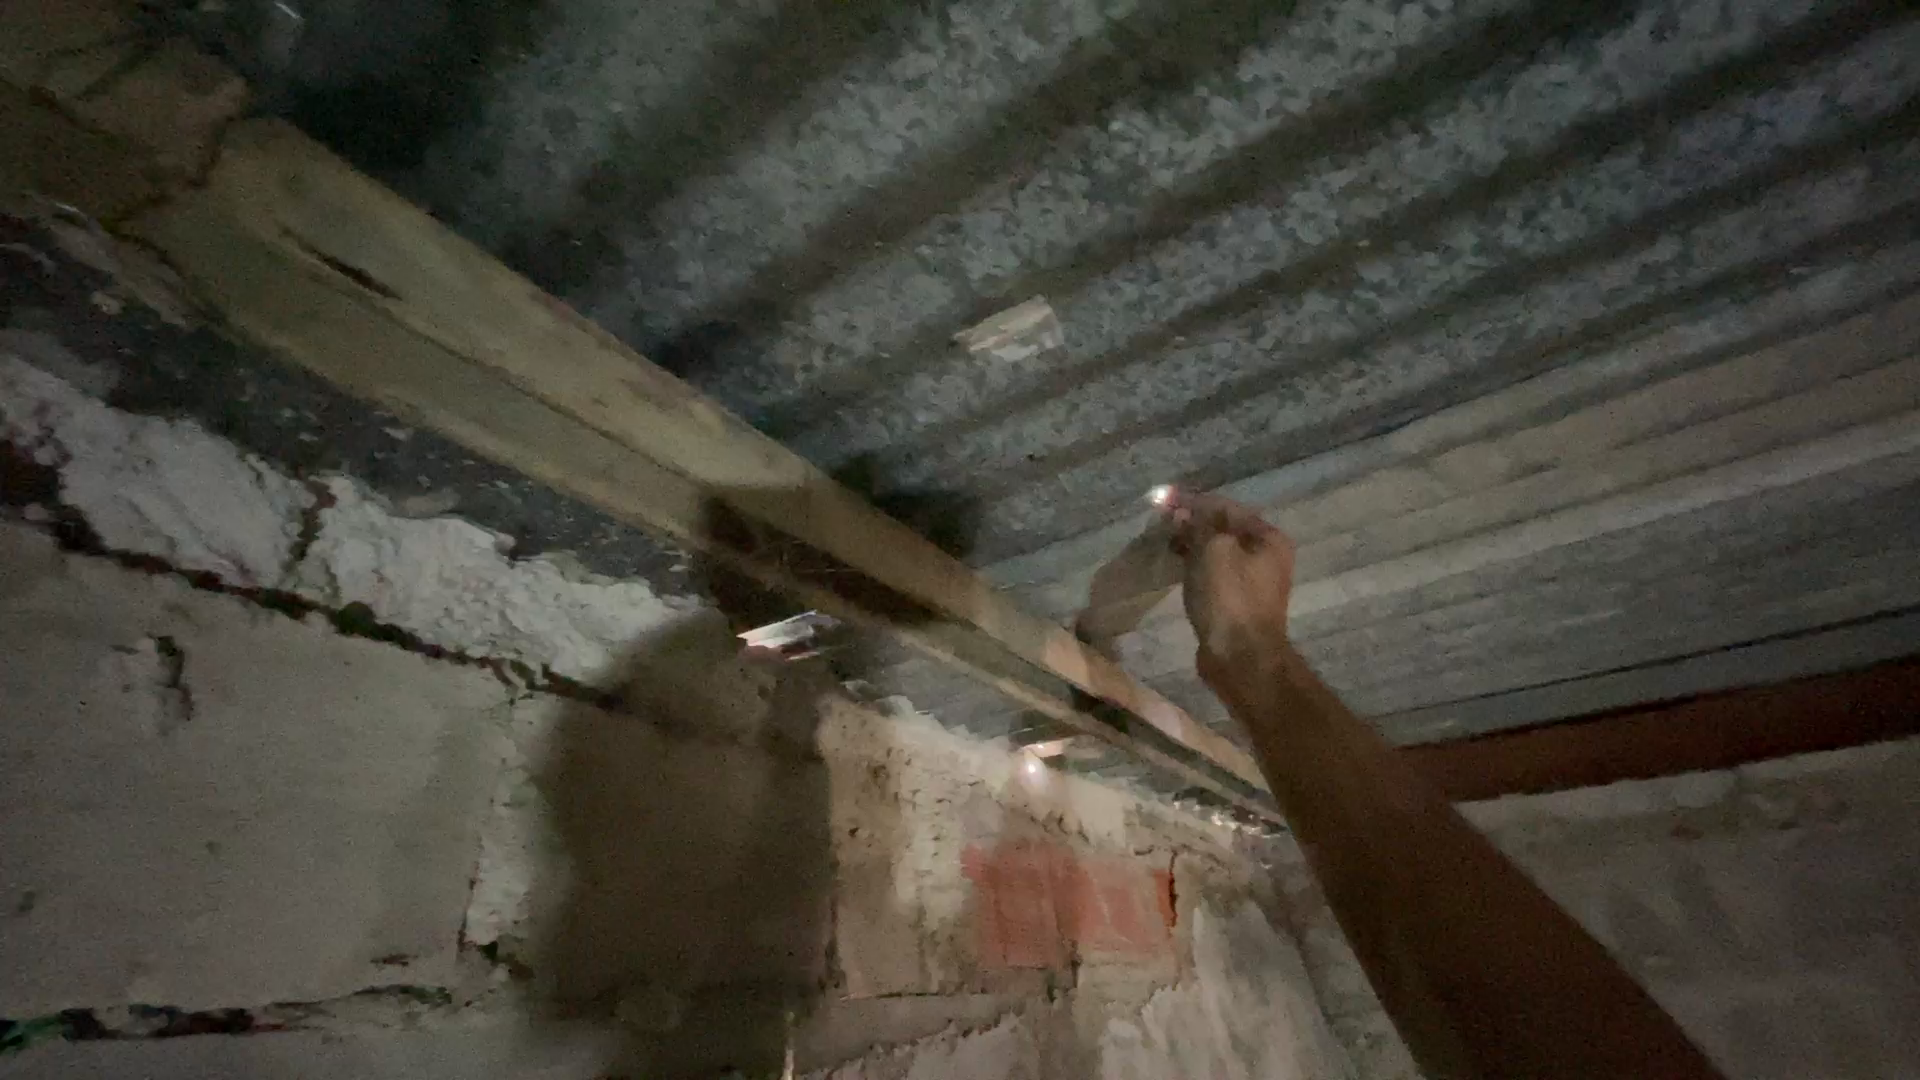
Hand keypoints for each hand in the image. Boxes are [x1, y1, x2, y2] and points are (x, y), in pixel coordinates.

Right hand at [1165, 490, 1296, 688]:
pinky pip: (1213, 574)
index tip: (1162, 500)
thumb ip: (1198, 525)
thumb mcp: (1212, 550)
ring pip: (1216, 552)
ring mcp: (1252, 581)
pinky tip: (1177, 568)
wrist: (1241, 657)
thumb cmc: (1229, 598)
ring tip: (1164, 543)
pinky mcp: (1236, 602)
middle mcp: (1266, 556)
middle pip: (1223, 529)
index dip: (1193, 501)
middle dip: (1192, 523)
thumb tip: (1182, 513)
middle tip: (1160, 524)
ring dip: (1191, 545)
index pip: (1226, 507)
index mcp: (1268, 538)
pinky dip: (1195, 567)